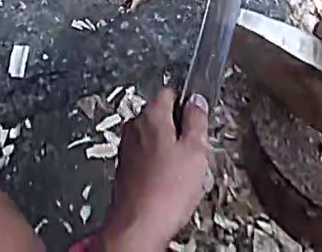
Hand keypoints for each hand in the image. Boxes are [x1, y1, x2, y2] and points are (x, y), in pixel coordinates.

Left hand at [99, 87, 209, 251]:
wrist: (137, 229)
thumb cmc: (164, 192)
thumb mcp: (195, 151)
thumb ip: (197, 120)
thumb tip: (197, 101)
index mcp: (152, 114)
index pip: (171, 93)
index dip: (188, 106)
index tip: (197, 120)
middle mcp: (135, 125)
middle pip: (162, 116)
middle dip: (178, 130)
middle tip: (192, 153)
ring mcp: (127, 147)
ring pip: (153, 138)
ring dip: (167, 151)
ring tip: (180, 176)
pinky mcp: (124, 168)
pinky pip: (145, 158)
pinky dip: (155, 167)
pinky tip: (166, 186)